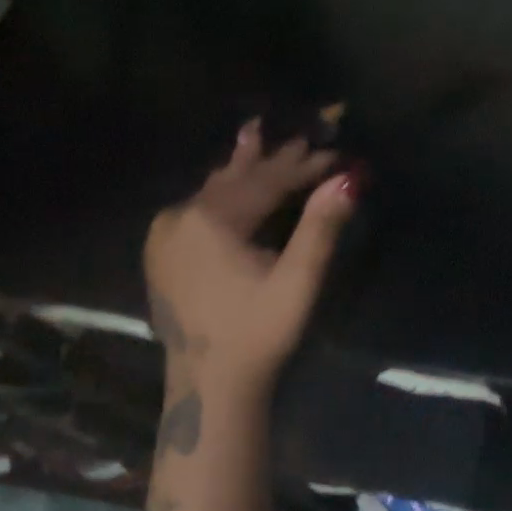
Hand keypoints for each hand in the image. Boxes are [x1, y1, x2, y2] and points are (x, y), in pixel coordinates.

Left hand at [144, 119, 359, 392]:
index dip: (307, 165)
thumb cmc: (260, 332)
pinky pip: (198, 208)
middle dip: (276, 157)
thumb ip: (321, 228)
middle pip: (238, 178)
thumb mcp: (298, 281)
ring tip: (255, 134)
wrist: (210, 380)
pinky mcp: (163, 251)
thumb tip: (348, 179)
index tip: (339, 150)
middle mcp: (181, 214)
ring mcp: (166, 232)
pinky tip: (227, 183)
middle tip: (306, 130)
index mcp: (214, 218)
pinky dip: (223, 191)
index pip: (269, 180)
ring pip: (214, 190)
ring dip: (244, 168)